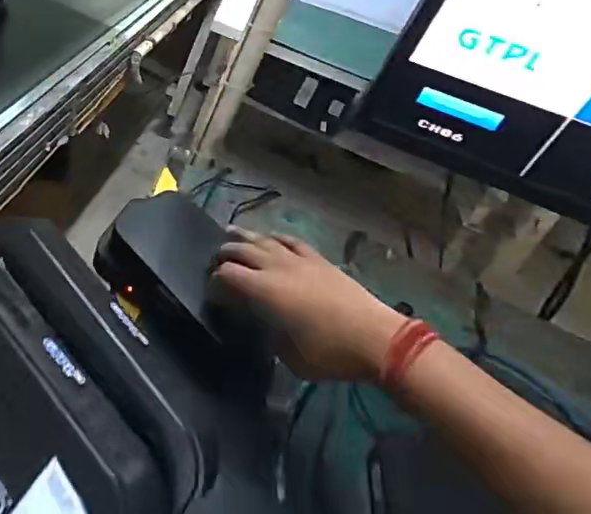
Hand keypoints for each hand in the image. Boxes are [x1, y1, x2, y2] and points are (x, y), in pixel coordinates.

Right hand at [213, 228, 406, 381]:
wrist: (378, 339)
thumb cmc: (332, 353)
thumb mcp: (292, 358)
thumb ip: (271, 339)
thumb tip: (265, 328)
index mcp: (265, 290)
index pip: (227, 275)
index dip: (214, 282)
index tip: (212, 292)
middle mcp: (276, 267)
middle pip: (240, 250)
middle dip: (223, 254)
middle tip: (216, 262)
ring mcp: (298, 259)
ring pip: (262, 239)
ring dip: (243, 236)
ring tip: (230, 233)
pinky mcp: (317, 259)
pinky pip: (289, 240)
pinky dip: (274, 237)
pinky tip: (270, 238)